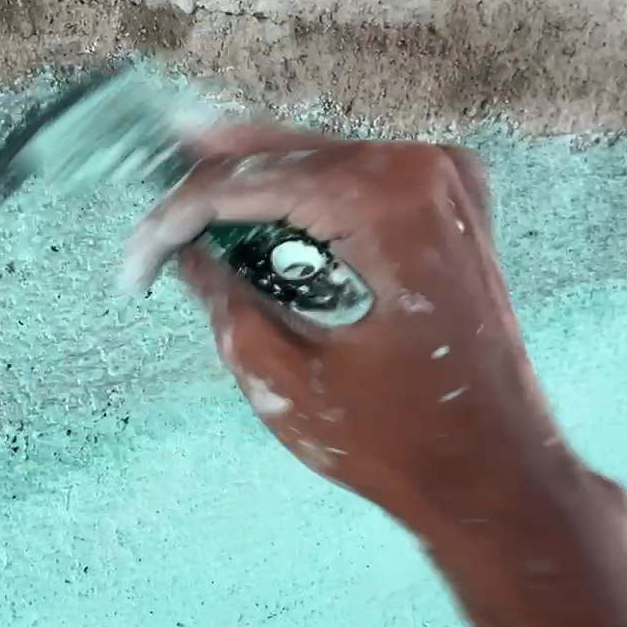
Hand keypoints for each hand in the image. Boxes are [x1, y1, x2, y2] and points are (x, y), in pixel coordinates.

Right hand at [125, 127, 574, 539]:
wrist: (493, 473)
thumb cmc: (391, 437)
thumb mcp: (280, 374)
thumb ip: (222, 298)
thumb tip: (184, 252)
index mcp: (386, 203)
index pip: (247, 184)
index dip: (175, 219)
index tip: (134, 266)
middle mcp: (422, 169)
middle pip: (278, 154)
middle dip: (201, 184)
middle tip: (140, 208)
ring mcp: (443, 181)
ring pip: (308, 160)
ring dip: (238, 185)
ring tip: (174, 205)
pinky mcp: (444, 205)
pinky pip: (343, 180)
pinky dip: (284, 197)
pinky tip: (239, 210)